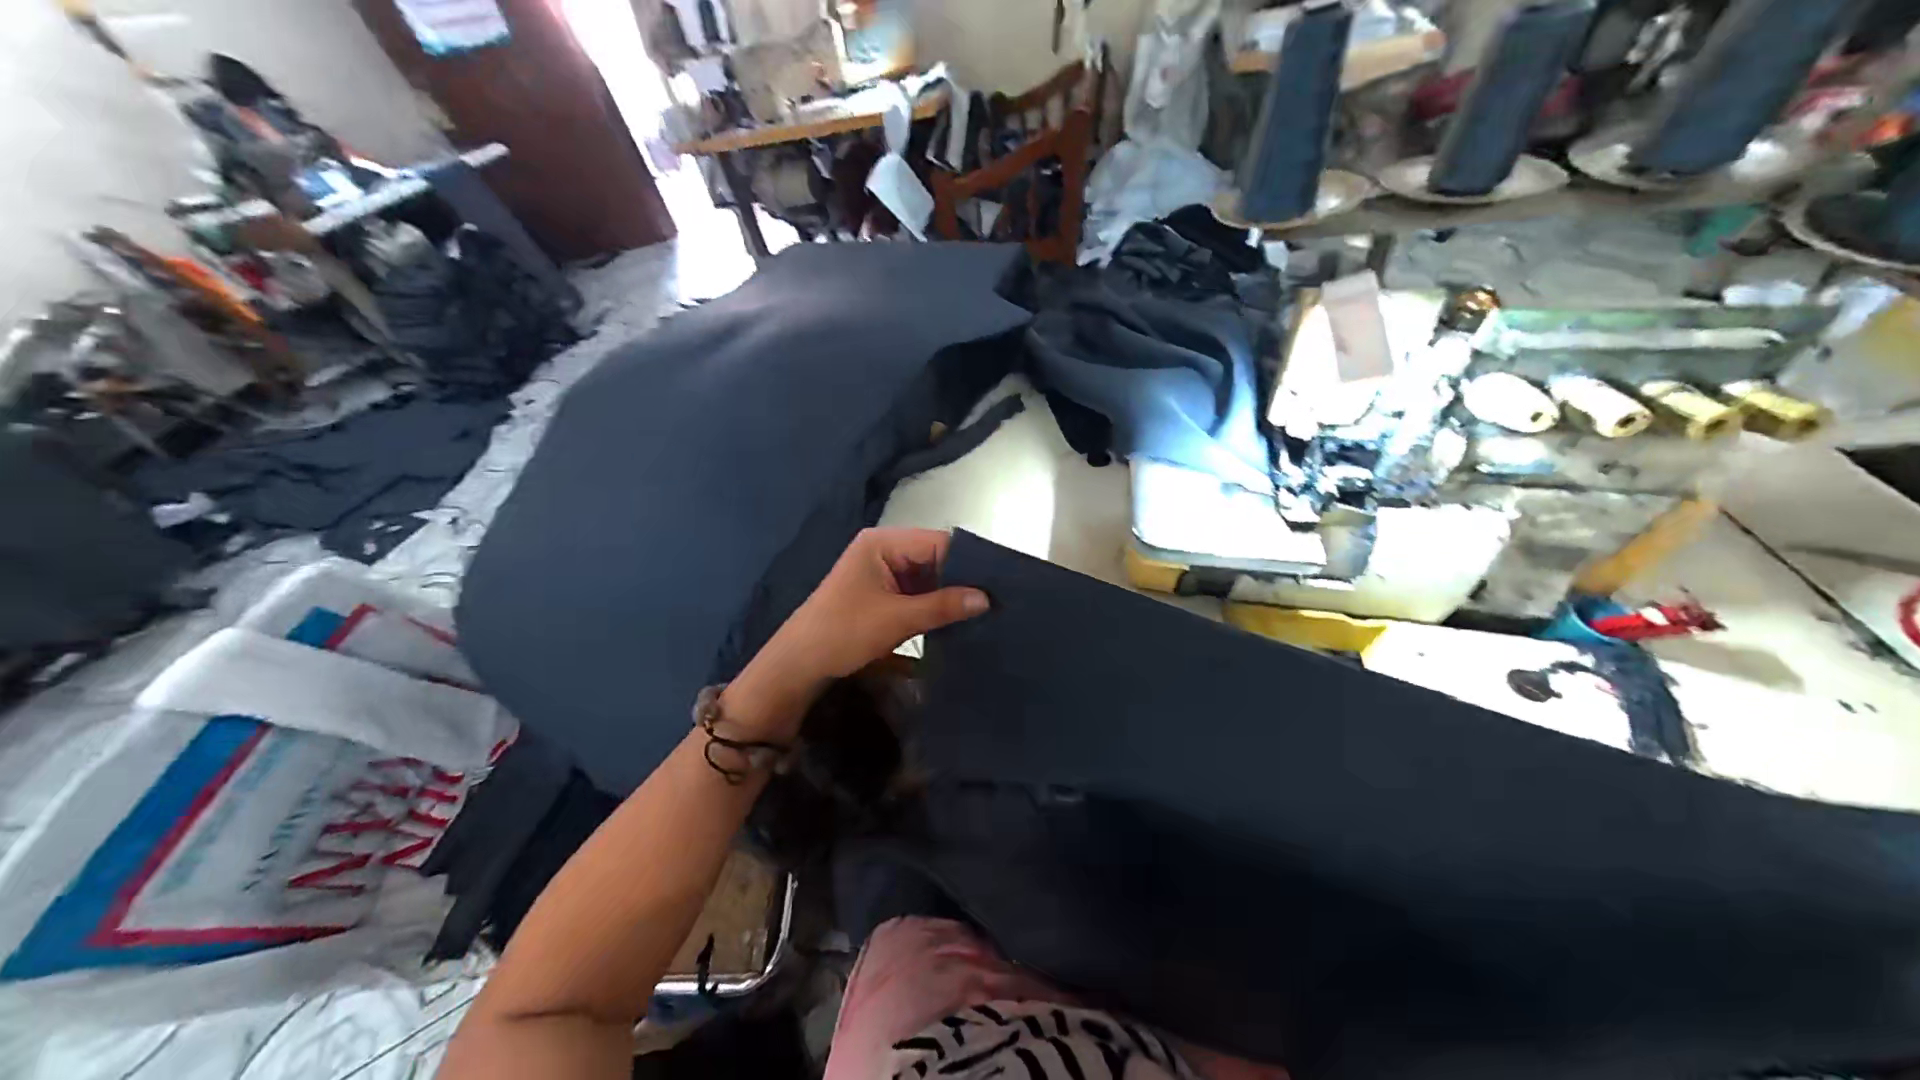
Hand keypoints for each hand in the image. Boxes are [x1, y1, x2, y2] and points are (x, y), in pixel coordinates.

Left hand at [721, 529, 988, 738]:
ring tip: (987, 610)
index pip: (938, 542)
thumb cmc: (843, 633)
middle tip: (998, 600)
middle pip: (936, 557)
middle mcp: (884, 549)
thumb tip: (987, 598)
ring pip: (929, 577)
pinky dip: (936, 605)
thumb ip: (943, 606)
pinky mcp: (883, 593)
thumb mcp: (896, 619)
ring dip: (951, 594)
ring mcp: (883, 571)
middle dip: (962, 579)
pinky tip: (960, 619)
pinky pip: (918, 592)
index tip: (1000, 583)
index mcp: (882, 542)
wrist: (798, 664)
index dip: (969, 561)